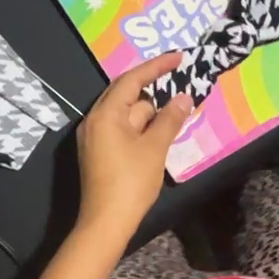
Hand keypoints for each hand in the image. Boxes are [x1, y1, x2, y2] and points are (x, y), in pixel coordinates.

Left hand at [75, 51, 192, 236]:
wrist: (106, 222)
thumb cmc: (130, 182)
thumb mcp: (155, 148)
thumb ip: (170, 119)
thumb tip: (184, 97)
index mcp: (105, 114)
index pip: (132, 80)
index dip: (157, 66)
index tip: (179, 57)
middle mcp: (94, 120)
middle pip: (126, 94)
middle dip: (153, 89)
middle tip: (179, 83)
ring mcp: (94, 137)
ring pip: (126, 114)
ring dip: (149, 112)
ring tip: (175, 114)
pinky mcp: (98, 153)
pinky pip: (121, 129)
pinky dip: (140, 127)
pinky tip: (158, 132)